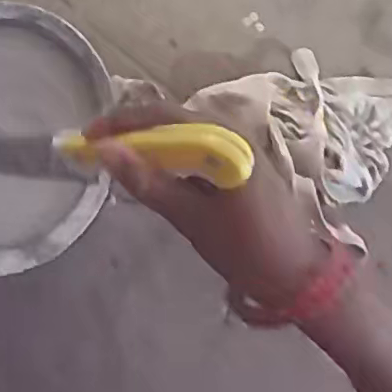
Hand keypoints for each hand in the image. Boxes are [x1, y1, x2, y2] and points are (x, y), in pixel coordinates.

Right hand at [87, 101, 326, 305]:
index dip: (121, 122)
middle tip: (96, 147)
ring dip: (148, 138)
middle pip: (169, 116)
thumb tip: (105, 151)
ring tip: (116, 155)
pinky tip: (151, 165)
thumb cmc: (248, 250)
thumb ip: (147, 181)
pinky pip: (194, 139)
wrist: (302, 276)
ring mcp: (236, 137)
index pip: (161, 115)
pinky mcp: (237, 151)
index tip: (88, 136)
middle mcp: (230, 126)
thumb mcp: (191, 219)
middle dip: (130, 128)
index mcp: (222, 138)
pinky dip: (168, 149)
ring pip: (180, 127)